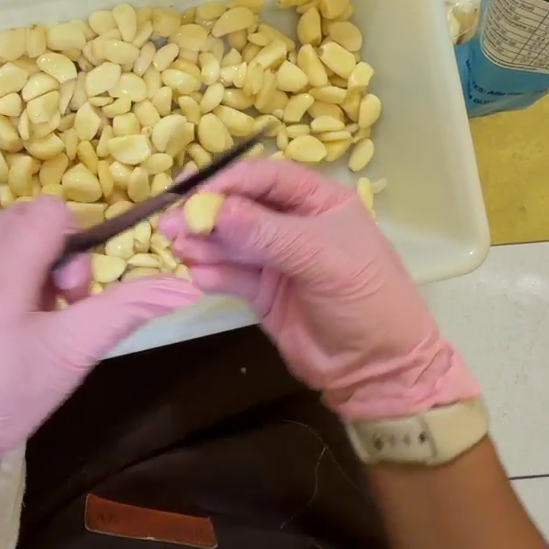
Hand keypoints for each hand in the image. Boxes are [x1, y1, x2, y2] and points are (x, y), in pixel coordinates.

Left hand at [0, 196, 201, 535]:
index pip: (50, 212)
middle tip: (33, 314)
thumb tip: (187, 287)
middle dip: (36, 258)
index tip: (62, 295)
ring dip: (0, 268)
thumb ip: (126, 310)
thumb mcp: (69, 356)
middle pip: (16, 223)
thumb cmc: (1, 402)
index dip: (68, 248)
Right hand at [158, 160, 477, 420]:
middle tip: (170, 224)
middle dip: (206, 214)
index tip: (197, 195)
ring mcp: (275, 258)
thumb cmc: (365, 302)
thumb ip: (266, 233)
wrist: (377, 371)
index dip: (231, 182)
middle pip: (241, 208)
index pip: (267, 178)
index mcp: (319, 202)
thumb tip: (213, 209)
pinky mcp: (261, 291)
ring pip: (230, 241)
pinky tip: (199, 276)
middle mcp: (294, 223)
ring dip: (203, 243)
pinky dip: (212, 273)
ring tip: (179, 250)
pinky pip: (230, 275)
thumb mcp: (321, 259)